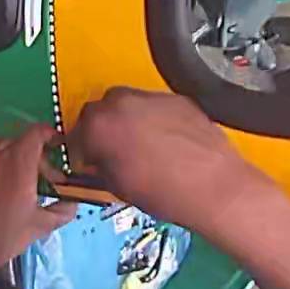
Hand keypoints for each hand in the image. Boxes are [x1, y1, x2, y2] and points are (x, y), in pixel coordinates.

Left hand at [0, 125, 77, 282]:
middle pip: (24, 141)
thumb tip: (74, 200)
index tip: (61, 146)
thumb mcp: (42, 224)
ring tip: (32, 179)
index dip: (51, 135)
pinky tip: (14, 182)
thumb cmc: (6, 235)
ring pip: (8, 146)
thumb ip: (64, 209)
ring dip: (23, 156)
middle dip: (41, 157)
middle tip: (52, 181)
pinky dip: (7, 160)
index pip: (36, 133)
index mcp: (18, 163)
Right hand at [71, 88, 279, 233]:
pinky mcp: (177, 99)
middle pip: (100, 110)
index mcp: (98, 124)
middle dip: (103, 128)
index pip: (75, 132)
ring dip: (127, 121)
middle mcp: (121, 102)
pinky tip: (165, 142)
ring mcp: (151, 97)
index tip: (87, 160)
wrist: (213, 186)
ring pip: (128, 104)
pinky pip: (154, 107)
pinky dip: (153, 119)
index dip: (80, 149)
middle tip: (111, 151)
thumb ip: (99, 165)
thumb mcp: (115, 185)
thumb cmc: (162, 191)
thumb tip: (99, 160)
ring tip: (140, 146)